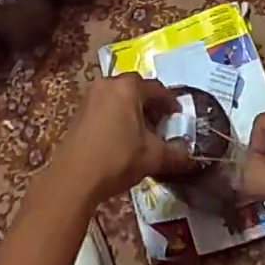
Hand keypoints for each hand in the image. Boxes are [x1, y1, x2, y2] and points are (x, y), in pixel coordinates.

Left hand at [50, 73, 195, 202]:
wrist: (72, 179)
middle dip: (151, 105)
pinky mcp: (79, 111)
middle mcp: (109, 84)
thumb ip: (176, 154)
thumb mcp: (153, 157)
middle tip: (160, 124)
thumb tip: (192, 159)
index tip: (177, 117)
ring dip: (133, 110)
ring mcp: (91, 97)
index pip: (157, 89)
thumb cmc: (117, 159)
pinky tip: (121, 137)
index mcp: (129, 88)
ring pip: (120, 97)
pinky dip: (117, 115)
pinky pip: (105, 105)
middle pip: (137, 89)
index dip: (170, 103)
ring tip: (141, 132)